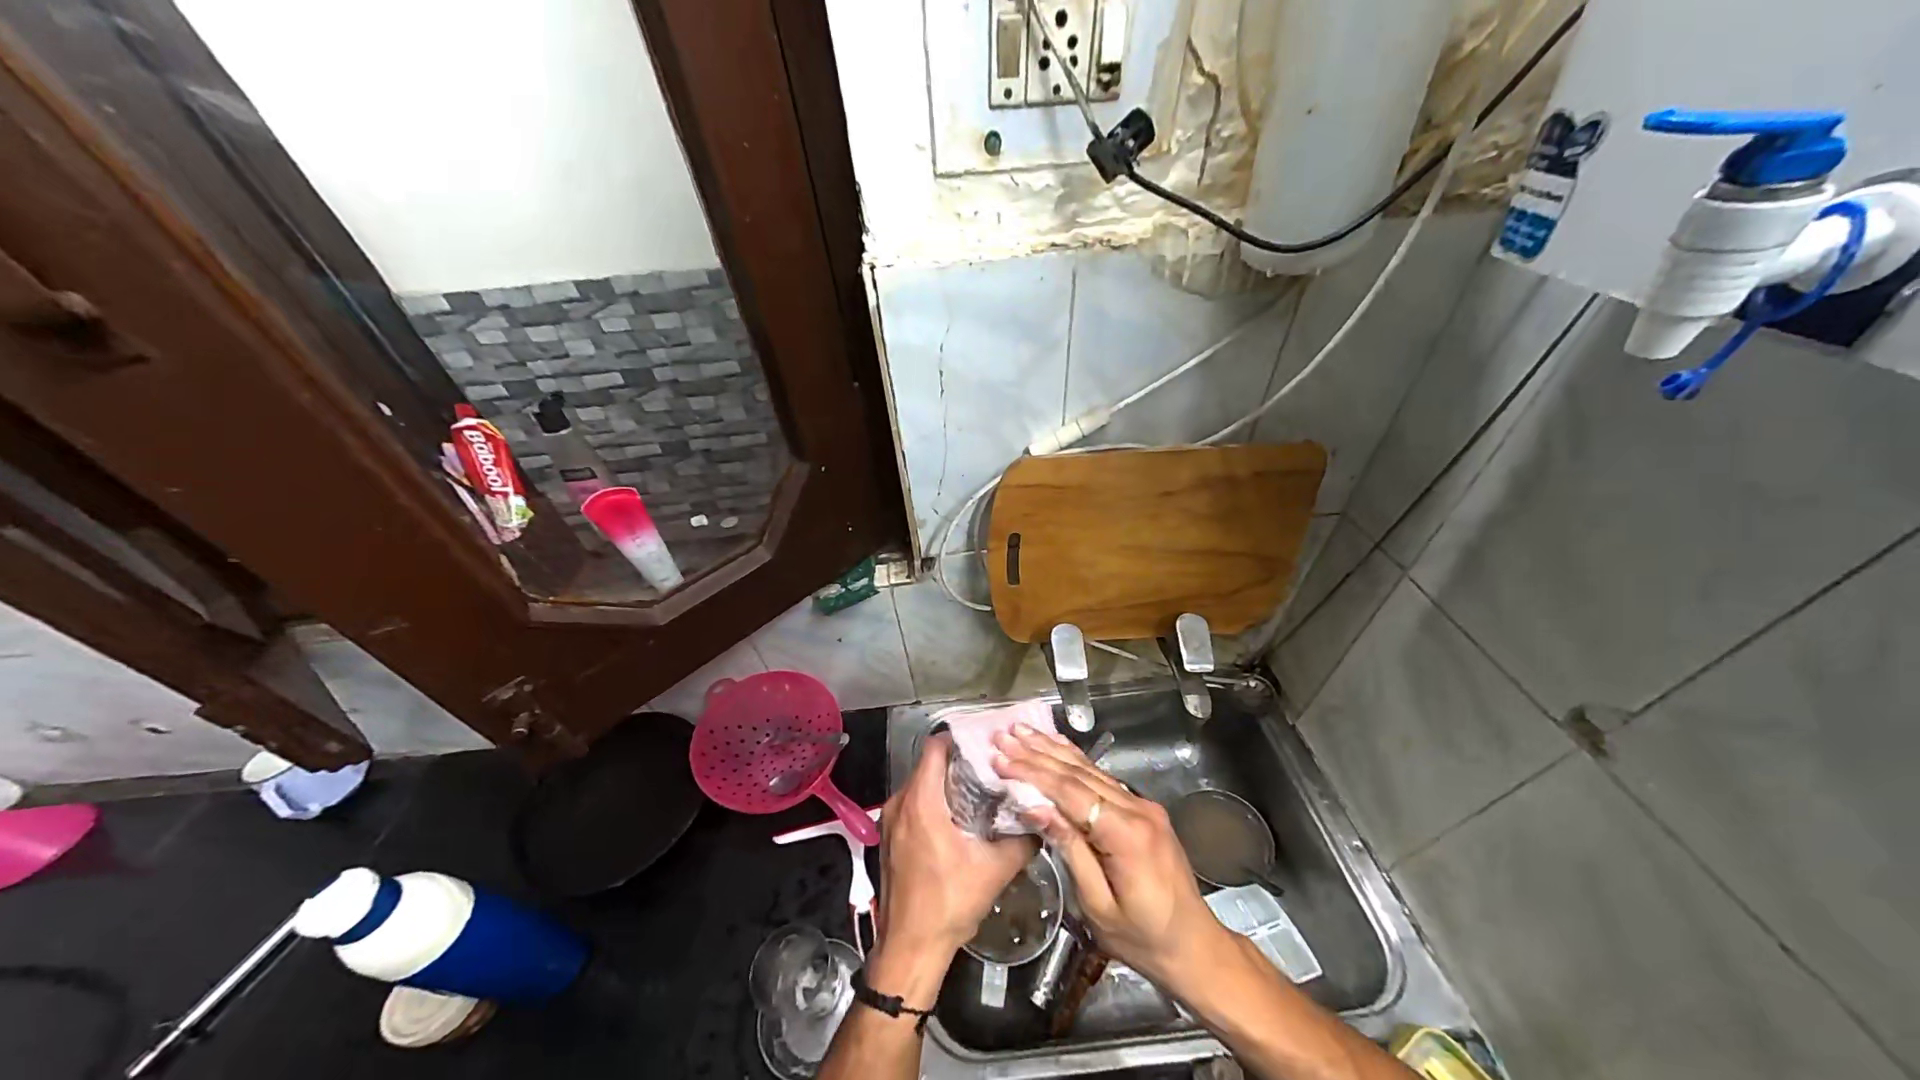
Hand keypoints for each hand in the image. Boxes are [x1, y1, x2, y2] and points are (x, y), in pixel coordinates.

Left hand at [875, 732, 1037, 959]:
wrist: (910, 948)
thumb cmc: (949, 903)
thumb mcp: (995, 869)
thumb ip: (1022, 839)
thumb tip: (1041, 818)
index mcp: (920, 802)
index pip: (935, 747)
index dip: (961, 739)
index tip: (987, 743)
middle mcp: (899, 804)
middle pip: (929, 766)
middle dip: (960, 763)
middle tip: (993, 768)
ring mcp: (890, 821)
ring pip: (921, 786)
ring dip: (947, 785)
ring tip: (982, 791)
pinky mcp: (889, 838)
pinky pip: (913, 806)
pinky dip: (934, 804)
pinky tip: (960, 820)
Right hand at [992, 725, 1230, 991]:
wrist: (1194, 946)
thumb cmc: (1143, 938)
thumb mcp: (1098, 905)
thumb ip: (1070, 850)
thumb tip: (1035, 808)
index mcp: (1127, 835)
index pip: (1071, 792)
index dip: (1033, 773)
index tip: (1001, 760)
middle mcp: (1138, 809)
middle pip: (1079, 774)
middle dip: (1037, 753)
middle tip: (1003, 737)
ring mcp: (1143, 806)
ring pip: (1090, 770)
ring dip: (1052, 750)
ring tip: (1021, 732)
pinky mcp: (1143, 809)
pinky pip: (1102, 778)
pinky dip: (1074, 760)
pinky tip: (1057, 745)